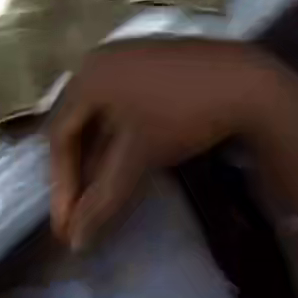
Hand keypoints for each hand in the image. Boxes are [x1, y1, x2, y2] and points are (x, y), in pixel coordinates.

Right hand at [48, 39, 291, 250]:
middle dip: (76, 169)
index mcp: (87, 75)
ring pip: (97, 112)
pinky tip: (124, 159)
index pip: (60, 134)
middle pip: (75, 120)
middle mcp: (97, 60)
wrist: (238, 80)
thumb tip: (75, 241)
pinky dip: (114, 134)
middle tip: (81, 211)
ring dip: (96, 154)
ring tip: (101, 191)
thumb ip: (103, 199)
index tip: (67, 225)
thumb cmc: (178, 115)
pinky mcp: (144, 62)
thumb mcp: (138, 158)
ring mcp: (123, 56)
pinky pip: (115, 100)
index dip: (61, 182)